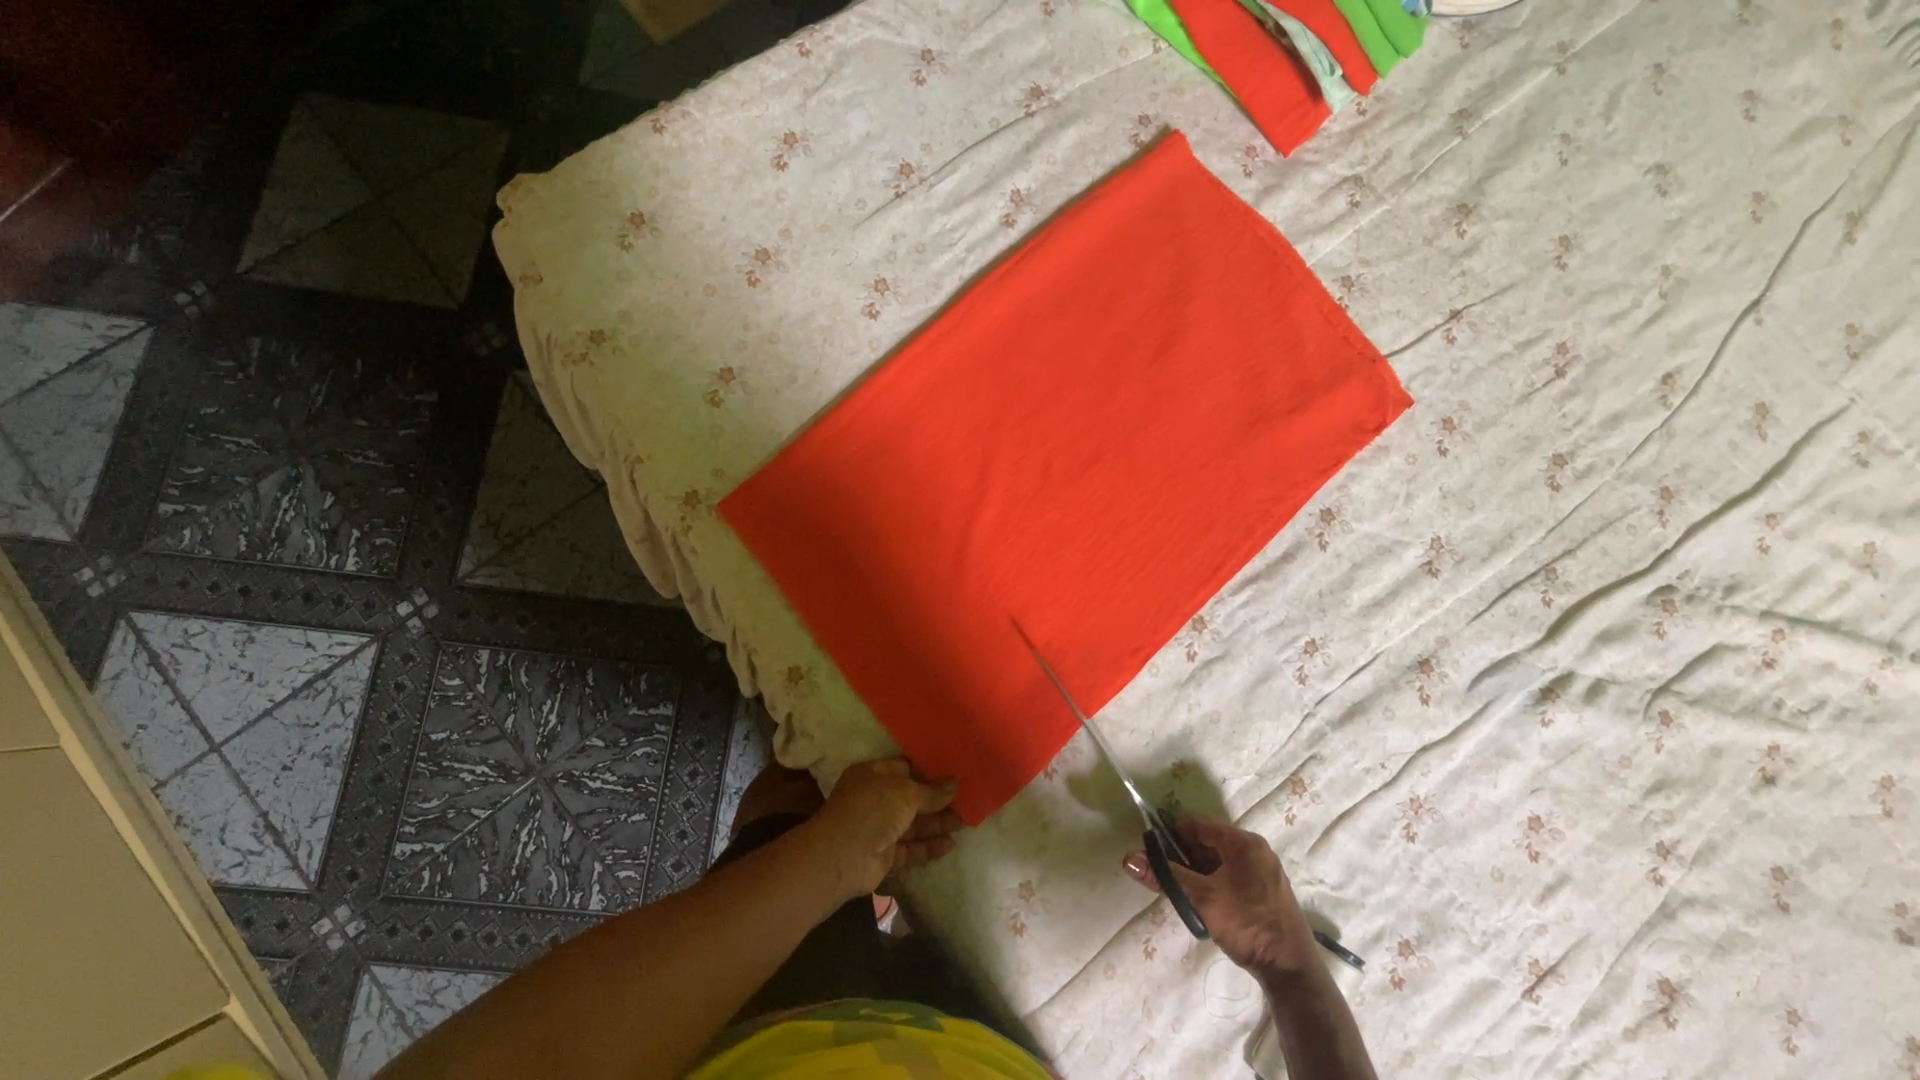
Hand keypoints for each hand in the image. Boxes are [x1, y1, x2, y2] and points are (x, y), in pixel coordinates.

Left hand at [803, 758, 962, 901]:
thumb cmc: (872, 809)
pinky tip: (950, 844)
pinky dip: (928, 846)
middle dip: (936, 800)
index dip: (927, 771)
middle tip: (965, 800)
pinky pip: (910, 848)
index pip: (903, 768)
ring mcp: (878, 829)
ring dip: (937, 823)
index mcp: (872, 775)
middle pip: (910, 798)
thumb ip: (931, 791)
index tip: (952, 774)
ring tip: (965, 822)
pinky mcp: (884, 855)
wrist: (844, 855)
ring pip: (912, 824)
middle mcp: (874, 800)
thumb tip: (954, 784)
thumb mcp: (905, 792)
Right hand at [1122, 816, 1316, 980]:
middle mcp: (1255, 850)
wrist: (1289, 967)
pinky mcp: (1266, 890)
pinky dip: (1213, 880)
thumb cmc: (1245, 923)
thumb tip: (1128, 859)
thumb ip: (1165, 876)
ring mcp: (1263, 870)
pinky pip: (1232, 874)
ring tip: (1179, 888)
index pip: (1199, 824)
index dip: (1172, 834)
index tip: (1152, 848)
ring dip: (1197, 870)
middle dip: (1184, 854)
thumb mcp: (1201, 898)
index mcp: (1243, 843)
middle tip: (1163, 872)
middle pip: (1210, 841)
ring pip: (1220, 860)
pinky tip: (1202, 900)